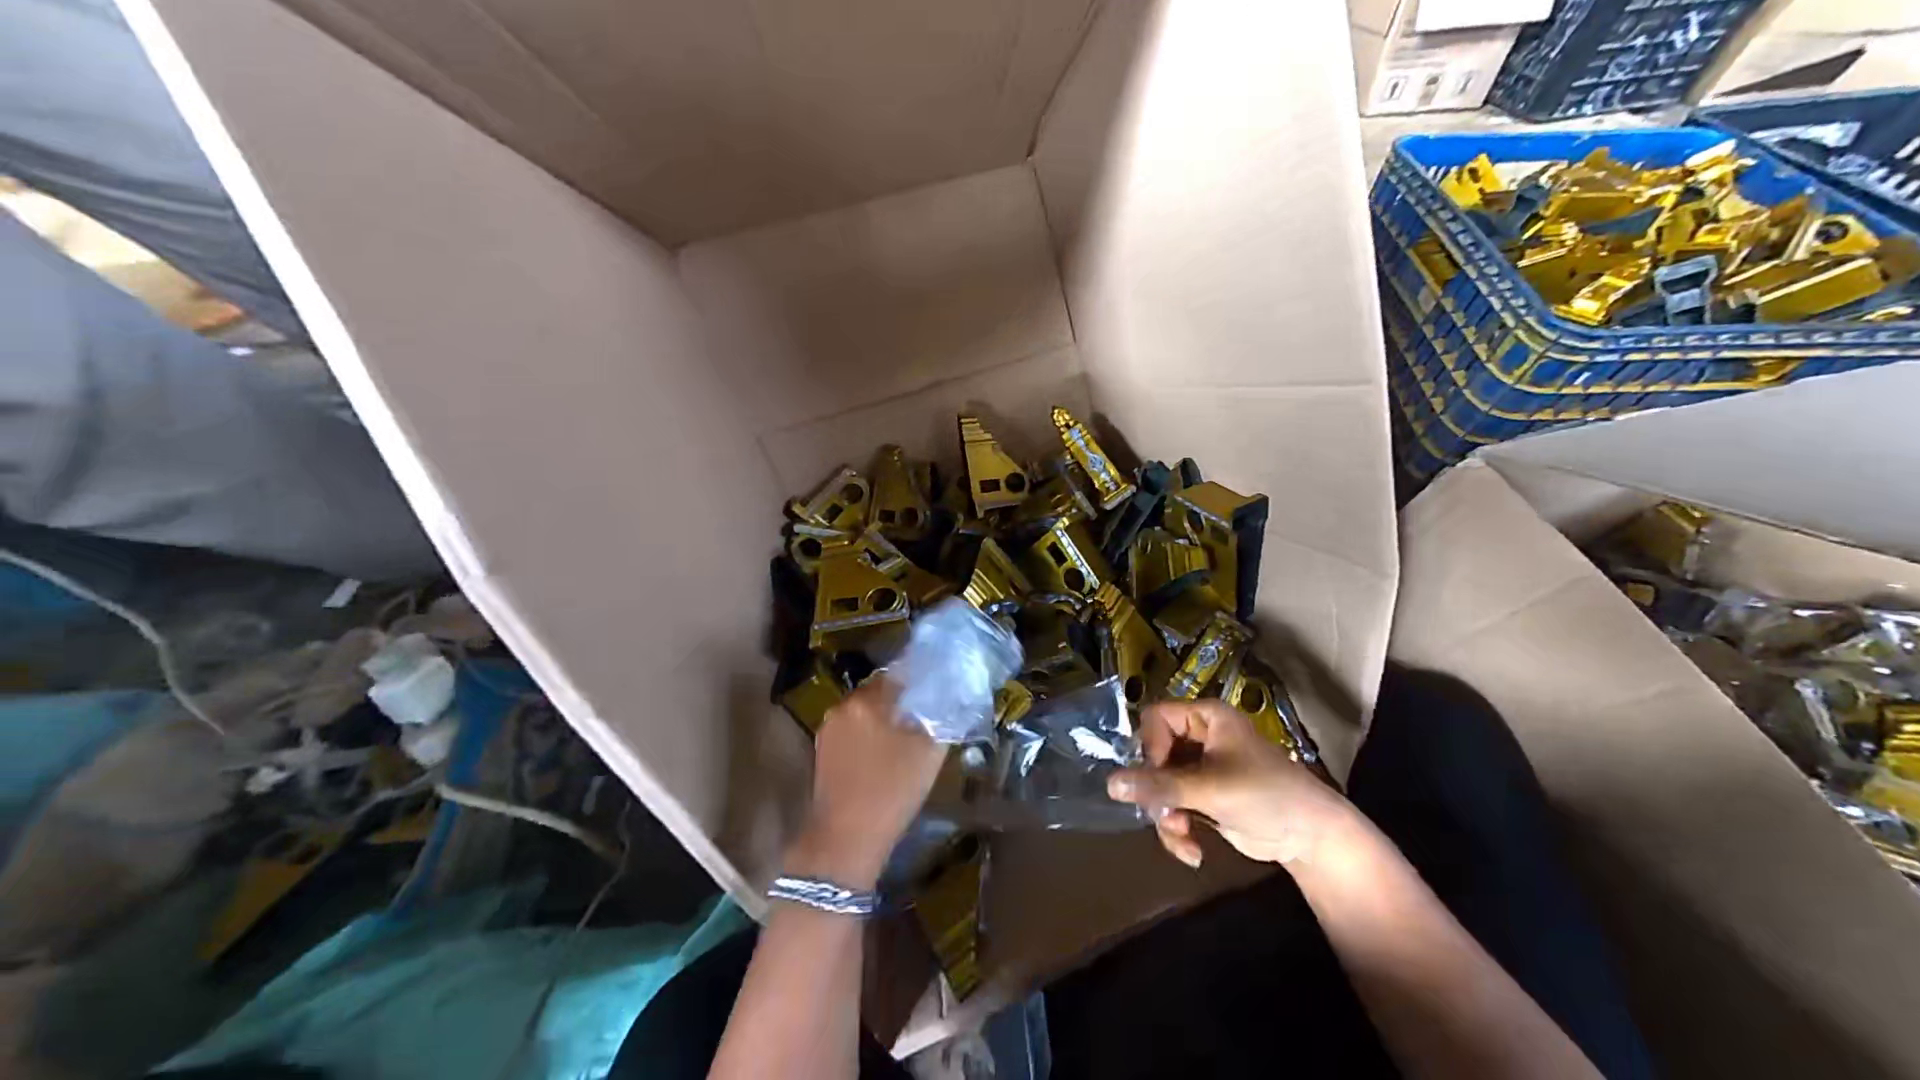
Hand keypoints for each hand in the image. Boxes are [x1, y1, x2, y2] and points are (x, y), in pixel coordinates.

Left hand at [789, 678, 946, 889]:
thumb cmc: (892, 791)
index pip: (899, 675)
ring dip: (884, 720)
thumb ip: (939, 717)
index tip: (939, 693)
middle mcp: (842, 707)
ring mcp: (828, 730)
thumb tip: (948, 697)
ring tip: (906, 739)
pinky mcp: (822, 752)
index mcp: (866, 701)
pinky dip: (869, 737)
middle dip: (902, 703)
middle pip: (879, 693)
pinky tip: (883, 757)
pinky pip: (852, 733)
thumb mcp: (929, 752)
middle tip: (925, 719)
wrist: (846, 839)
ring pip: (864, 714)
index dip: (921, 682)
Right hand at [1107, 699, 1369, 872]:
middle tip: (1163, 813)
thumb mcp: (1211, 788)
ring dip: (1166, 816)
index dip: (1150, 746)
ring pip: (1159, 786)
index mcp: (1206, 718)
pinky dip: (1177, 830)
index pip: (1155, 718)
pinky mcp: (1201, 798)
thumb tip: (1110, 784)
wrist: (1311, 837)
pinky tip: (1191, 852)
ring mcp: (1199, 769)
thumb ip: (1160, 787)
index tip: (1158, 774)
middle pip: (1153, 755)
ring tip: (1182, 837)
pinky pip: (1172, 807)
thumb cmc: (1266, 795)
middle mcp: (1200, 737)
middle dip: (1157, 791)